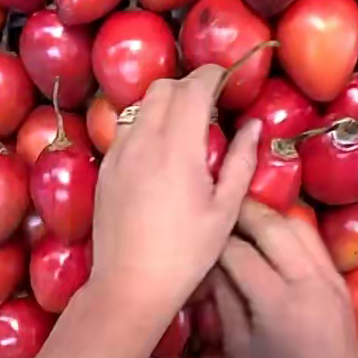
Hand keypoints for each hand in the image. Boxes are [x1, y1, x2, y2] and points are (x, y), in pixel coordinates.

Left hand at [89, 65, 260, 321]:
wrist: (130, 283)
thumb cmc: (186, 252)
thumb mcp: (224, 210)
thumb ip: (240, 161)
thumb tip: (252, 126)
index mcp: (178, 147)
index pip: (193, 87)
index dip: (213, 74)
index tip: (228, 79)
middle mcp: (143, 140)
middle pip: (163, 87)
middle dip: (189, 86)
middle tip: (210, 106)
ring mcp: (119, 153)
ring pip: (140, 105)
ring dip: (164, 103)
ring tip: (184, 128)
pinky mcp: (105, 168)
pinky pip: (125, 129)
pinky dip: (145, 125)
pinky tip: (159, 152)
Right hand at [210, 202, 357, 357]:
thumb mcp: (240, 347)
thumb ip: (225, 300)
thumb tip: (211, 265)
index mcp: (277, 303)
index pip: (240, 254)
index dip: (216, 243)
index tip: (200, 241)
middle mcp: (307, 280)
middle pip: (271, 226)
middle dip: (242, 213)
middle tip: (219, 211)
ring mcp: (328, 276)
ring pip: (296, 224)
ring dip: (268, 216)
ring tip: (244, 219)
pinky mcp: (339, 277)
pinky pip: (312, 239)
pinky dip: (288, 229)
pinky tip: (270, 237)